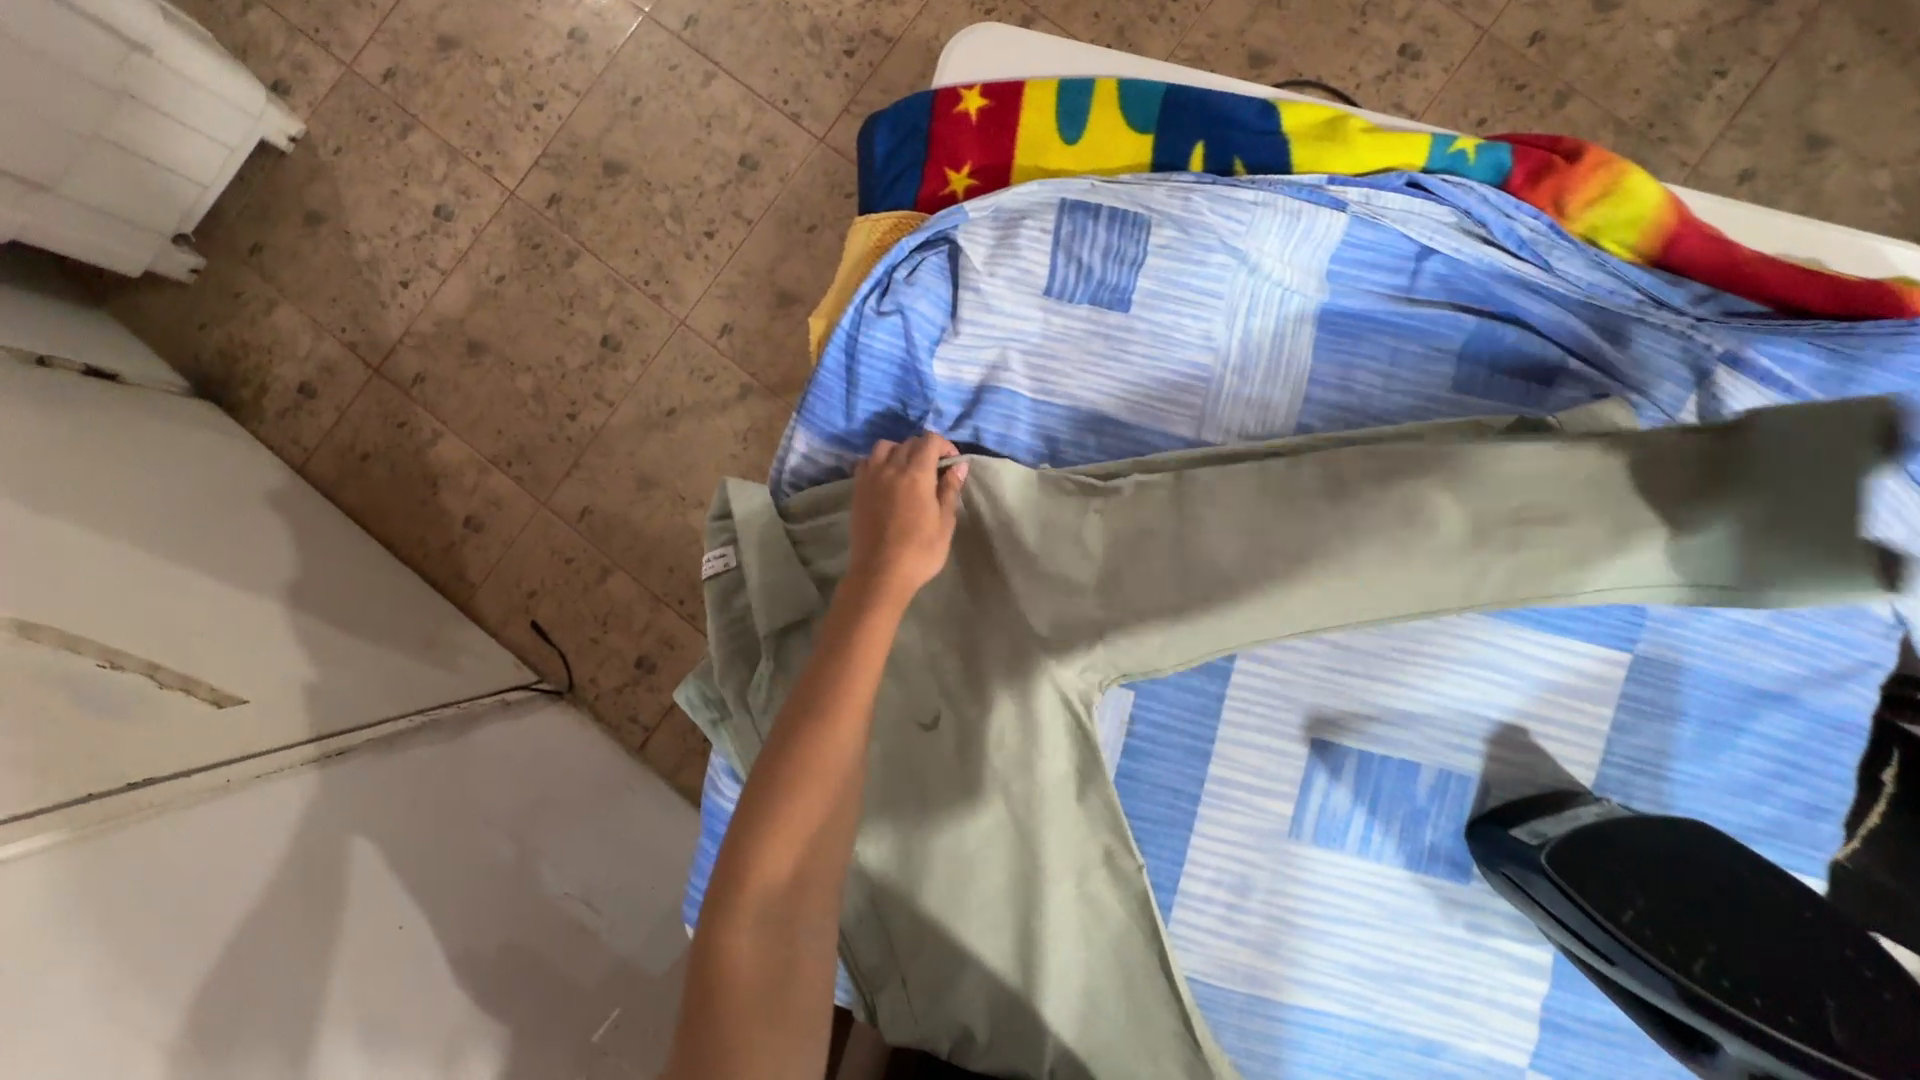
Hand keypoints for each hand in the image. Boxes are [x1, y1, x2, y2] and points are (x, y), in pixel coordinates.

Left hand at [845, 434, 967, 609]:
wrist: (880, 573)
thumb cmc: (920, 551)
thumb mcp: (945, 522)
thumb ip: (950, 489)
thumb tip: (959, 466)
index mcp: (916, 473)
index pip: (930, 441)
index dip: (944, 446)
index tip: (952, 464)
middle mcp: (891, 467)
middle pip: (909, 442)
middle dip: (926, 450)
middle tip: (935, 471)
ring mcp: (870, 477)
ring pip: (885, 447)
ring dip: (900, 451)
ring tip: (908, 471)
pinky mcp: (857, 489)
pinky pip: (867, 462)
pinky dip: (879, 462)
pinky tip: (887, 479)